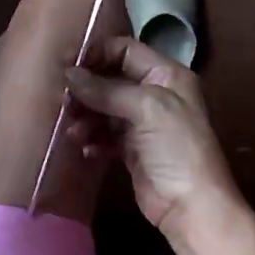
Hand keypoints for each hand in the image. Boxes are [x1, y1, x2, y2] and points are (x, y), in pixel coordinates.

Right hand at [62, 37, 242, 239]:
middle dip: (87, 90)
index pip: (126, 50)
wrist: (190, 204)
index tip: (68, 67)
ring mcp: (144, 125)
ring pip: (106, 111)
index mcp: (166, 75)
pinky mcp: (133, 151)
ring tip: (74, 133)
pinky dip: (94, 141)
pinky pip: (106, 138)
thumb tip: (69, 75)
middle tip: (64, 103)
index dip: (98, 55)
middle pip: (112, 81)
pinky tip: (85, 150)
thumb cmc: (176, 148)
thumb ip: (107, 90)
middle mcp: (155, 95)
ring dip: (87, 119)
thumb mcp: (146, 109)